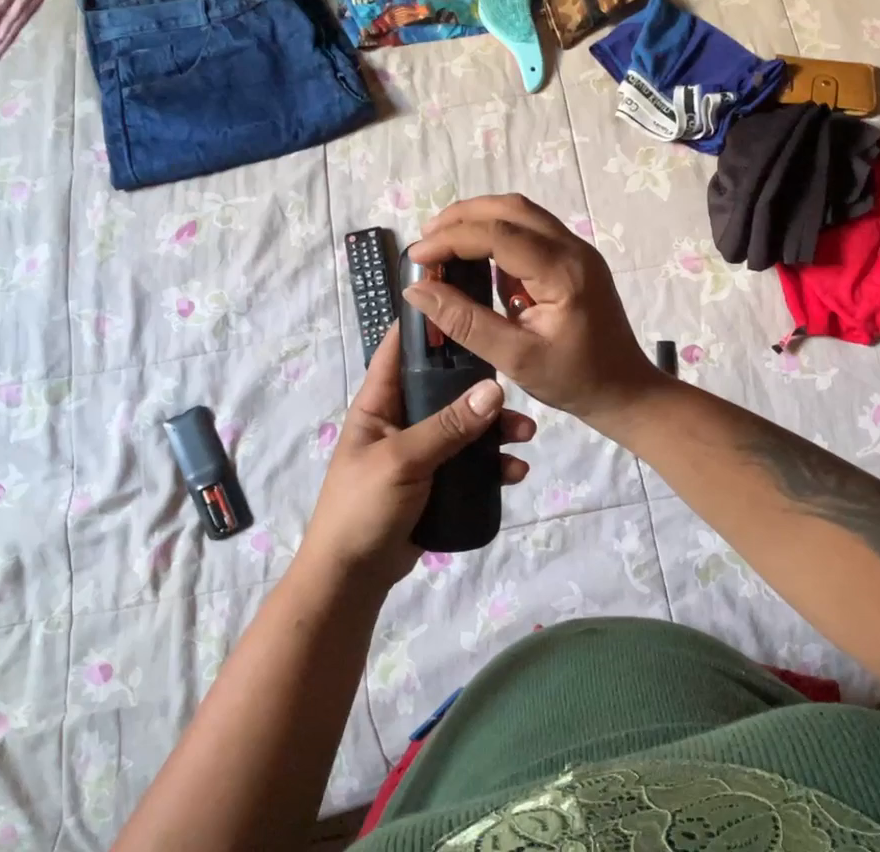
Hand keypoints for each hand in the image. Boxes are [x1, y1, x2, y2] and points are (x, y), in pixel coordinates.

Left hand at [303, 324, 535, 583]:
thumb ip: (447, 426)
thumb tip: (494, 390)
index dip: (427, 327)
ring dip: (497, 431)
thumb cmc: (362, 507)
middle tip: (518, 393)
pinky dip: (494, 466)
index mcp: (379, 405)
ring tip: (525, 437)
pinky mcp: (438, 483)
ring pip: (466, 429)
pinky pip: (471, 465)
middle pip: (447, 391)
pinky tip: (515, 472)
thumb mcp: (403, 460)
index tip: (464, 305)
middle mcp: (402, 421)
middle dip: (483, 391)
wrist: (353, 575)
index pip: (399, 352)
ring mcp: (422, 453)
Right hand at [403, 194, 662, 425]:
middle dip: (463, 217)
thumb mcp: (515, 358)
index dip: (452, 239)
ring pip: (522, 215)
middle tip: (425, 240)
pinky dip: (498, 236)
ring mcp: (578, 252)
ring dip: (480, 221)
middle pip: (512, 209)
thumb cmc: (574, 381)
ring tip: (442, 244)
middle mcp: (574, 250)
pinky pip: (532, 233)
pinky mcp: (575, 261)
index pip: (498, 235)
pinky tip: (475, 259)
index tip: (416, 257)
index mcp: (564, 272)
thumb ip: (465, 322)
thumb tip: (417, 290)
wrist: (625, 390)